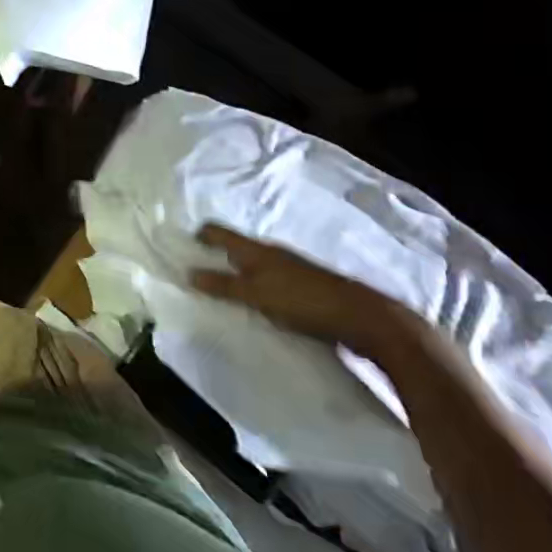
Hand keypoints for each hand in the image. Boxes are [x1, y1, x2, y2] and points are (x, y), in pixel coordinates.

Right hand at [189, 224, 419, 359]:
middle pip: (234, 248)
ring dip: (236, 276)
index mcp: (256, 248)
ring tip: (223, 297)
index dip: (197, 237)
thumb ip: (223, 285)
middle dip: (214, 258)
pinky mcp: (307, 288)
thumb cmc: (305, 302)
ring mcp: (291, 269)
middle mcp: (271, 252)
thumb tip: (189, 273)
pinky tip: (256, 308)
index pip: (216, 230)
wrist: (369, 321)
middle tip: (196, 278)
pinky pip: (270, 282)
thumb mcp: (257, 295)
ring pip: (253, 266)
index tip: (181, 253)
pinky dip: (257, 290)